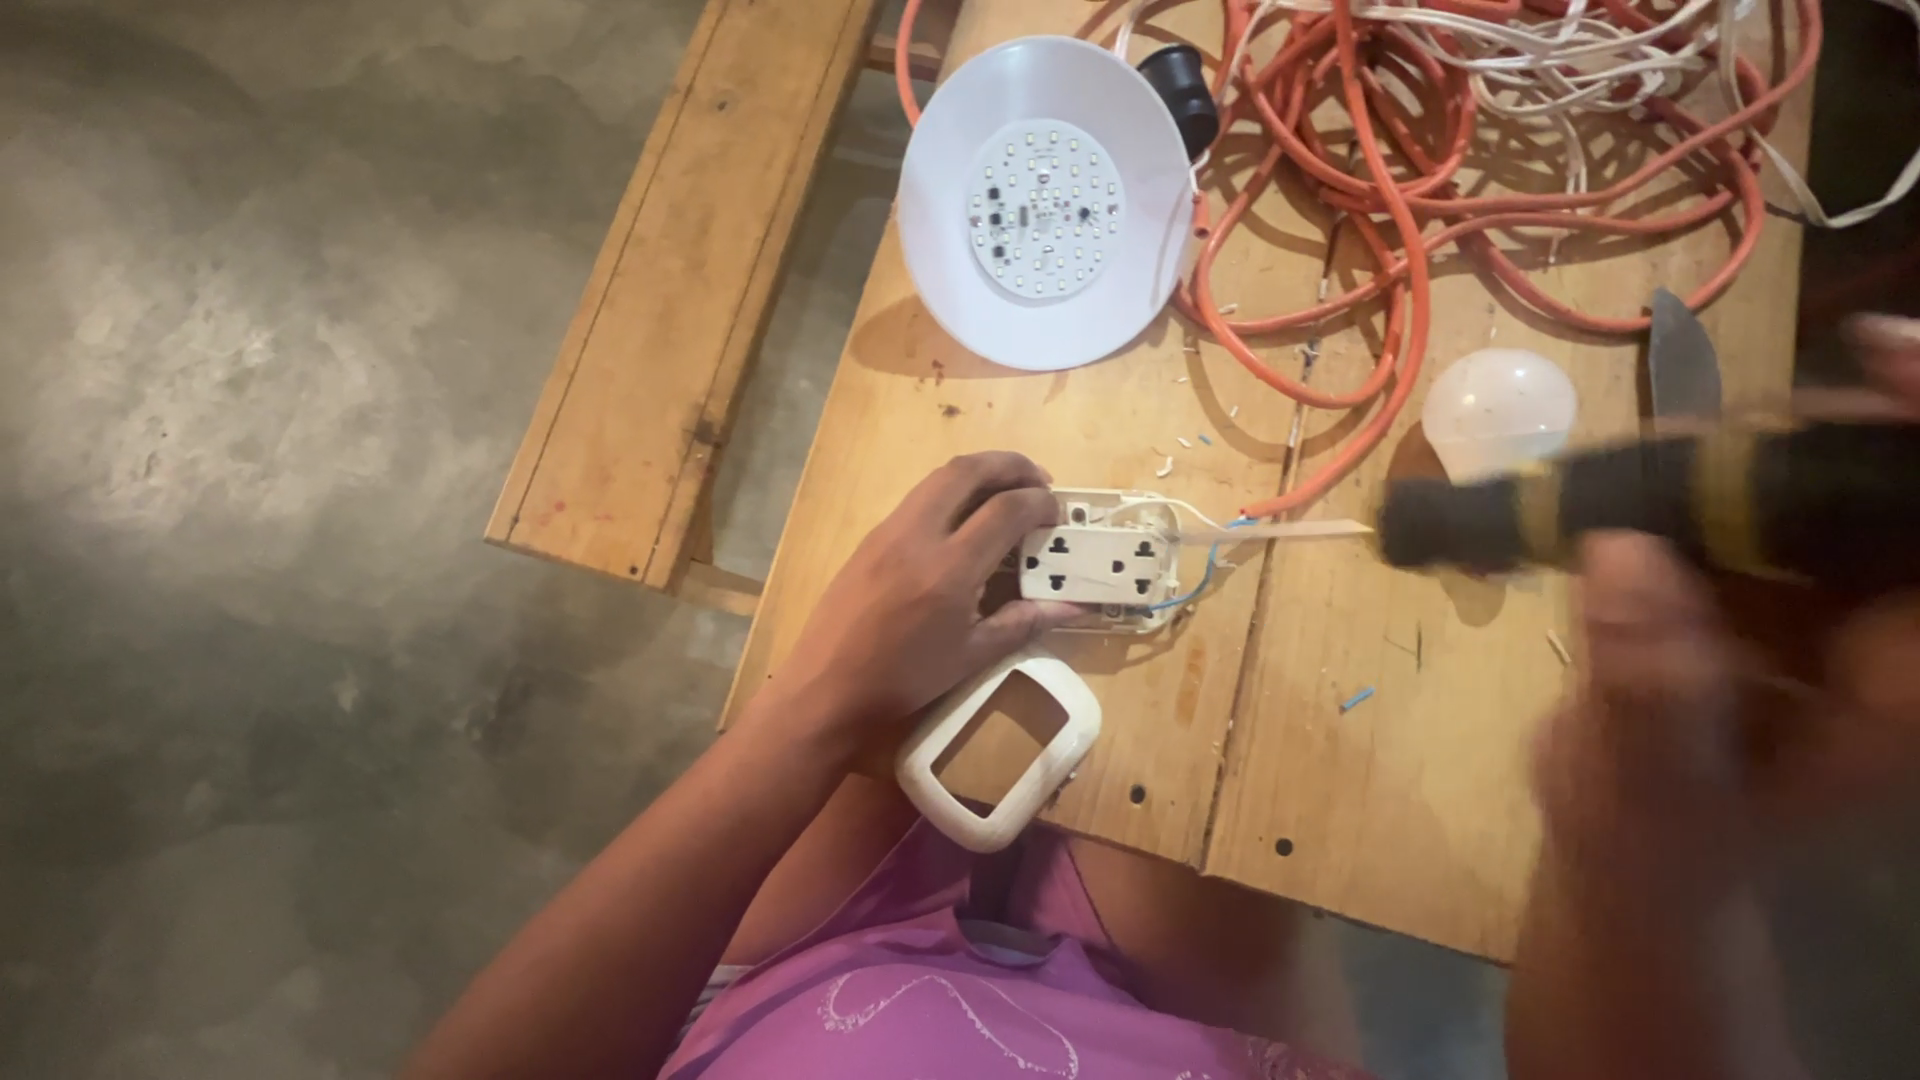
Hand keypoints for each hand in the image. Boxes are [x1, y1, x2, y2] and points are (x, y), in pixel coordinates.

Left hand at [758, 452, 1083, 749]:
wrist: (827, 686)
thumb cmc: (904, 679)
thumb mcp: (972, 655)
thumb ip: (1024, 622)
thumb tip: (1074, 607)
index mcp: (949, 569)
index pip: (1004, 509)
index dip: (1038, 502)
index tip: (1056, 512)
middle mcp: (917, 535)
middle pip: (968, 471)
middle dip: (1011, 465)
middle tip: (1039, 480)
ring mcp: (888, 531)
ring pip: (939, 477)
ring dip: (979, 472)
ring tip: (1007, 489)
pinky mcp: (871, 537)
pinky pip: (919, 496)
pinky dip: (951, 490)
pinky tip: (965, 516)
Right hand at [1535, 315, 1919, 892]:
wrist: (1623, 838)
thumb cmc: (1652, 837)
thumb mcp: (1651, 784)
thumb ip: (1650, 687)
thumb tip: (1618, 551)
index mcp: (1915, 684)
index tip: (1874, 353)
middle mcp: (1892, 625)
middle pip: (1884, 484)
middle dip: (1804, 437)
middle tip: (1680, 438)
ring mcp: (1826, 599)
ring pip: (1810, 478)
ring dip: (1723, 454)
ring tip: (1623, 468)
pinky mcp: (1756, 583)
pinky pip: (1732, 503)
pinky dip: (1671, 481)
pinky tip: (1606, 490)